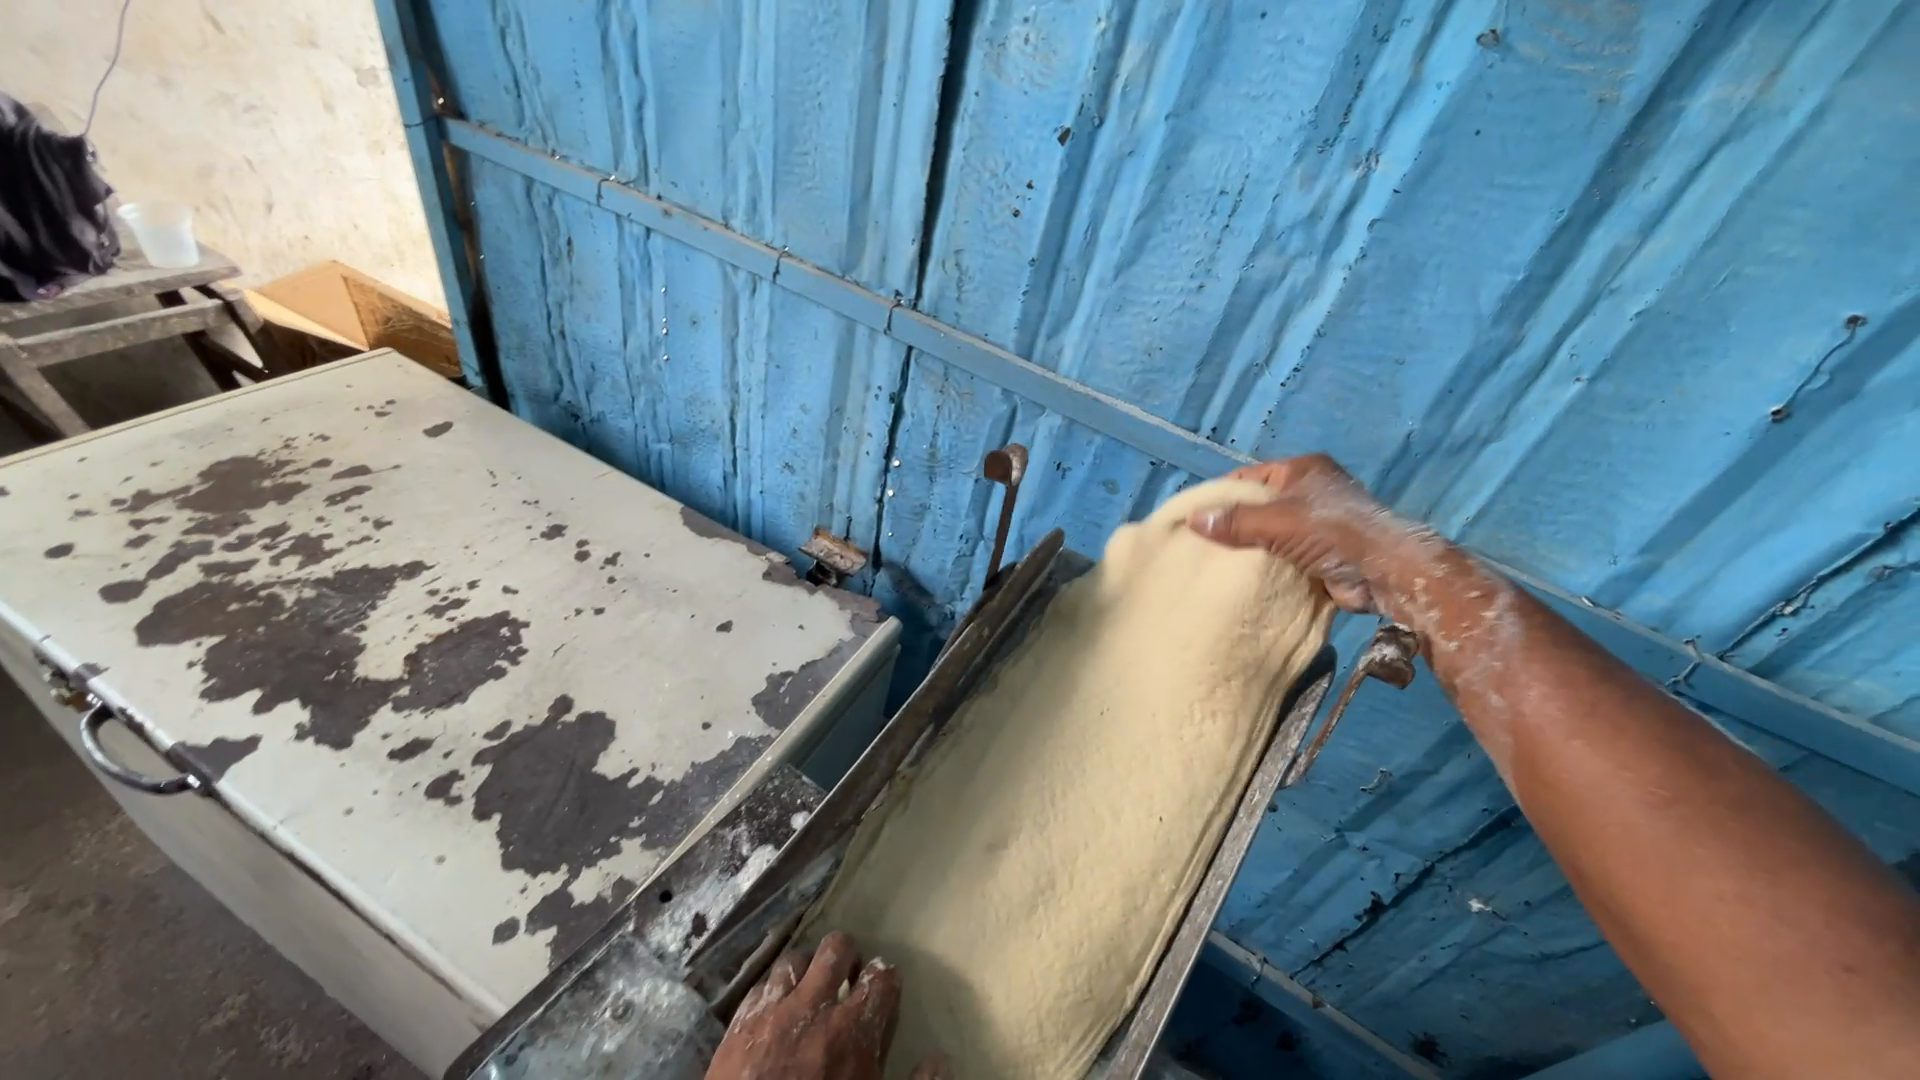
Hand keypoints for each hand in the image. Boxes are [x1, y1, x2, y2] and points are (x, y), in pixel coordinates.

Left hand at [704, 930, 948, 1079]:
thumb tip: (940, 1059)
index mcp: (853, 1029)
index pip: (882, 977)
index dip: (886, 978)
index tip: (884, 988)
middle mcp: (815, 1006)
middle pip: (837, 948)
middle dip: (848, 956)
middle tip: (848, 978)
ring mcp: (774, 1010)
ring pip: (794, 959)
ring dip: (806, 970)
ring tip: (809, 989)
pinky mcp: (739, 1023)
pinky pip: (759, 986)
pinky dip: (772, 991)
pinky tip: (775, 1007)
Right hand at [1186, 455, 1447, 621]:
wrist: (1386, 573)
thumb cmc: (1332, 532)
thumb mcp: (1276, 521)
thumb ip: (1235, 521)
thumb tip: (1192, 520)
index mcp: (1301, 470)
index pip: (1249, 478)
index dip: (1221, 496)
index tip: (1195, 518)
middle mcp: (1309, 492)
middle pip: (1258, 506)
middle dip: (1232, 525)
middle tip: (1201, 546)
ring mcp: (1317, 523)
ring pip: (1269, 534)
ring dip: (1249, 550)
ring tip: (1214, 565)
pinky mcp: (1321, 553)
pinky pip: (1283, 557)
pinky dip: (1266, 567)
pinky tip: (1241, 579)